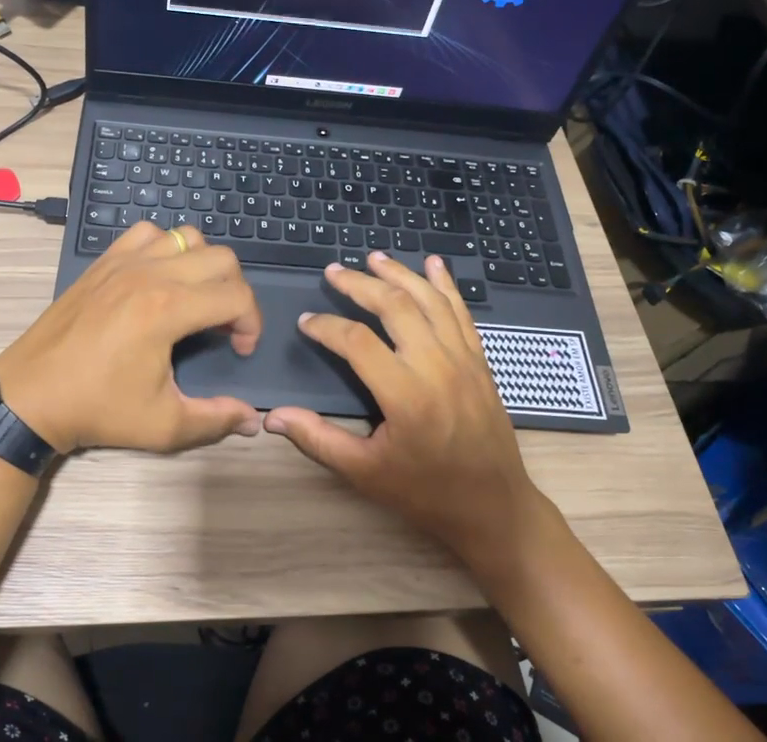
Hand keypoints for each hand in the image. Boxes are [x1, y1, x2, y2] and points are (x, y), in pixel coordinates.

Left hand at [0, 222, 262, 453]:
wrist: (31, 396)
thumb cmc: (98, 409)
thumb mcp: (163, 425)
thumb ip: (215, 419)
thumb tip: (252, 418)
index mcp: (168, 309)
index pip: (236, 296)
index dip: (253, 323)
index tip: (240, 350)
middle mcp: (150, 273)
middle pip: (221, 258)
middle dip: (235, 291)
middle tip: (224, 327)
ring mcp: (123, 261)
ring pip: (186, 237)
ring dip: (204, 265)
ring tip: (195, 300)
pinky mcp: (102, 262)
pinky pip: (147, 233)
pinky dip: (165, 248)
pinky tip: (159, 279)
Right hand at [264, 252, 546, 573]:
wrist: (494, 508)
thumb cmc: (425, 493)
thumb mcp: (365, 473)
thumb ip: (317, 439)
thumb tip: (272, 417)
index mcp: (405, 395)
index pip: (357, 341)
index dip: (326, 326)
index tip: (306, 321)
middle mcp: (436, 367)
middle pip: (395, 307)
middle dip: (360, 285)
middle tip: (334, 271)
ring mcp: (464, 361)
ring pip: (430, 301)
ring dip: (400, 274)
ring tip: (374, 257)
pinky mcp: (480, 362)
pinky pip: (461, 313)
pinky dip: (446, 285)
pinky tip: (434, 265)